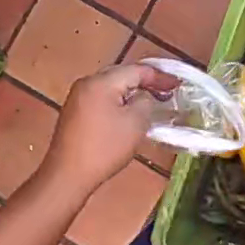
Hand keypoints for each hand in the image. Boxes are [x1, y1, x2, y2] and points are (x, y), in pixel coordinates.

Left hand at [36, 63, 179, 195]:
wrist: (68, 174)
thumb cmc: (105, 148)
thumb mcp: (136, 123)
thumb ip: (146, 102)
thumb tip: (144, 97)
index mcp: (101, 82)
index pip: (136, 70)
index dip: (159, 76)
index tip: (176, 84)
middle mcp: (86, 83)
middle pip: (121, 74)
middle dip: (144, 81)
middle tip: (166, 90)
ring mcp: (77, 97)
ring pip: (110, 86)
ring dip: (131, 92)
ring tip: (151, 100)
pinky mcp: (74, 112)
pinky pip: (101, 98)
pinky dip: (117, 101)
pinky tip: (128, 112)